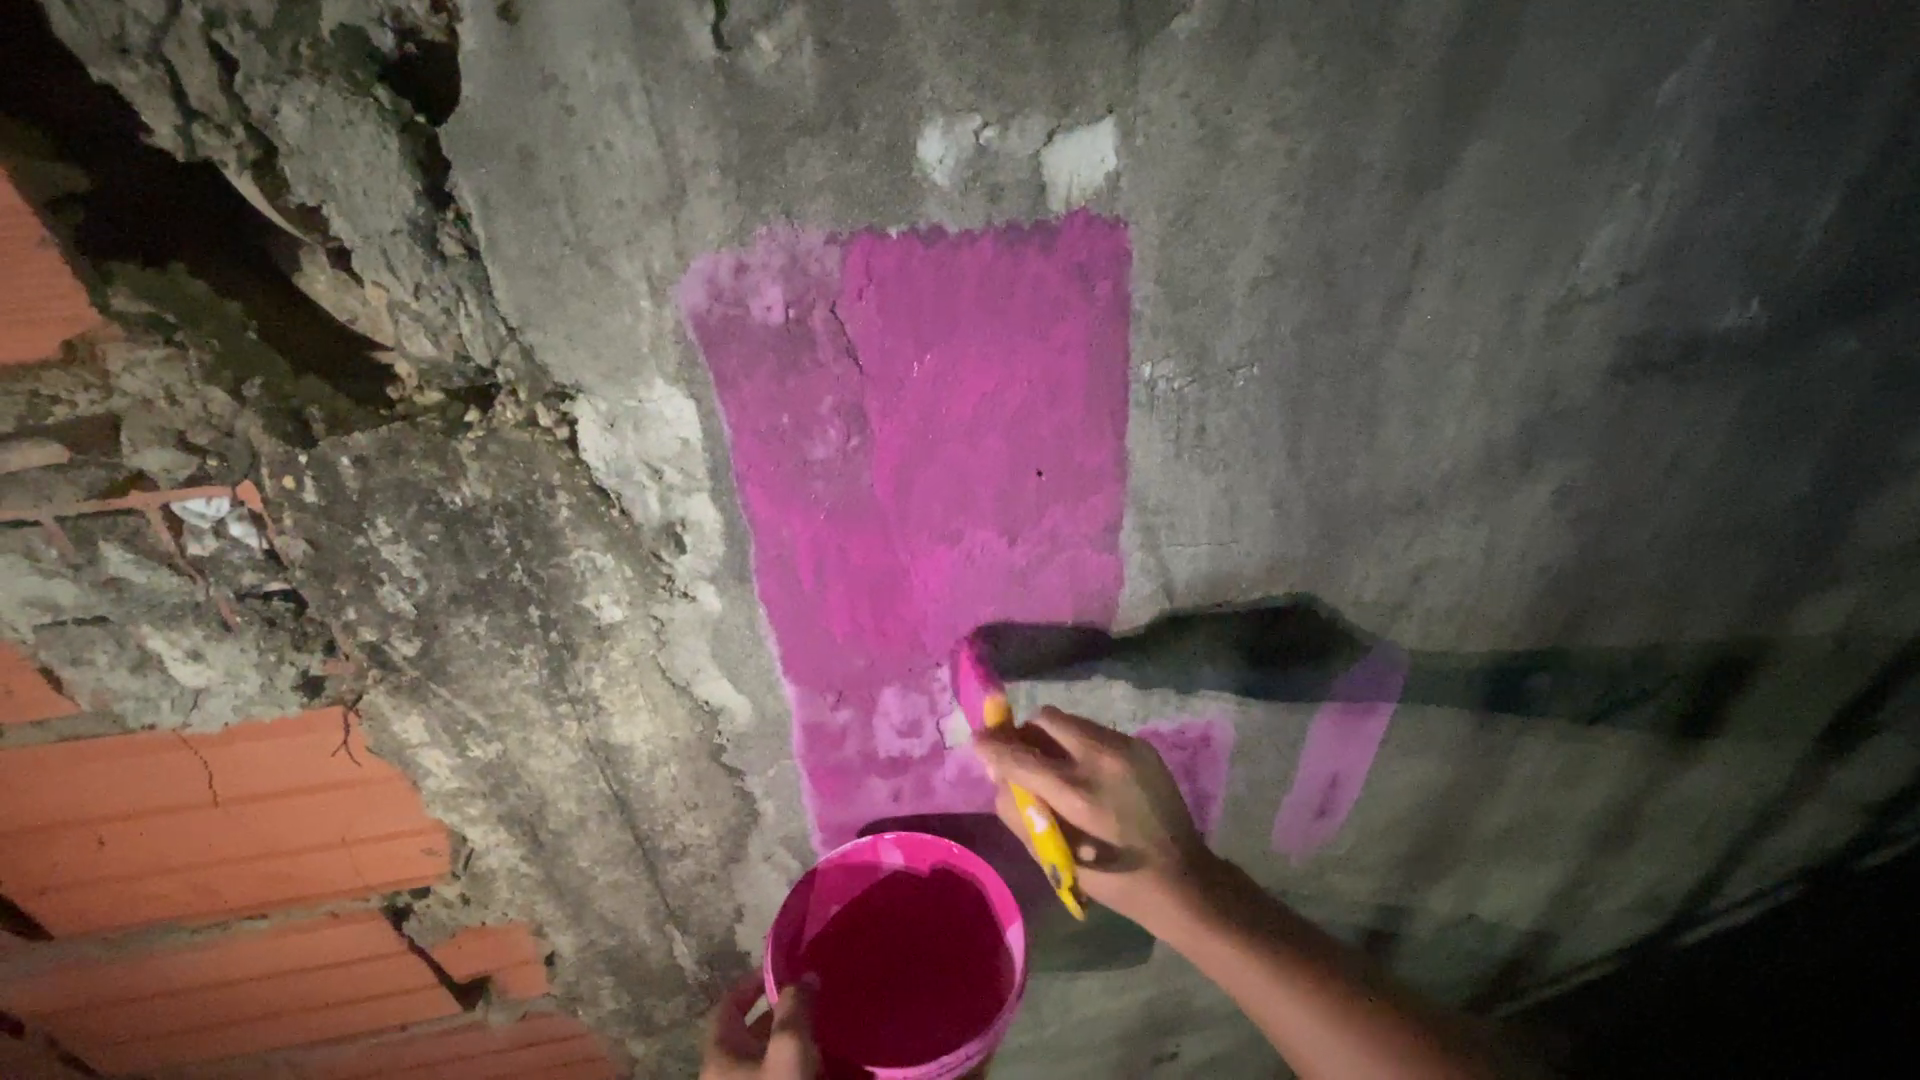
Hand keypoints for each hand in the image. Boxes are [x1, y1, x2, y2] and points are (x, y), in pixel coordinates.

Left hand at [699, 974, 817, 1078]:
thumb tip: (805, 975)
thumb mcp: (788, 1047)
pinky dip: (791, 1061)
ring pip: (764, 1053)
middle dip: (781, 1010)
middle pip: (750, 1028)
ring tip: (822, 1028)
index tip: (785, 968)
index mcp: (719, 1051)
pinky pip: (772, 1072)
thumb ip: (795, 1007)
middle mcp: (723, 1070)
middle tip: (812, 997)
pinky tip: (819, 1059)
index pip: (729, 1002)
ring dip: (791, 1039)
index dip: (754, 980)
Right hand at [973, 707, 1218, 930]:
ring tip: (1058, 766)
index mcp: (1077, 794)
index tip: (979, 739)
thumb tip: (999, 779)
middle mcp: (1100, 759)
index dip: (993, 746)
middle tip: (1023, 756)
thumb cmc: (1113, 878)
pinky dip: (1081, 745)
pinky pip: (1096, 732)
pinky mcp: (1142, 746)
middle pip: (1046, 720)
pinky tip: (1090, 773)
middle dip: (1027, 734)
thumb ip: (1019, 814)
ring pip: (1072, 721)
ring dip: (1054, 738)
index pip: (1019, 756)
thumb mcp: (1056, 857)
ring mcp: (1126, 748)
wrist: (1182, 877)